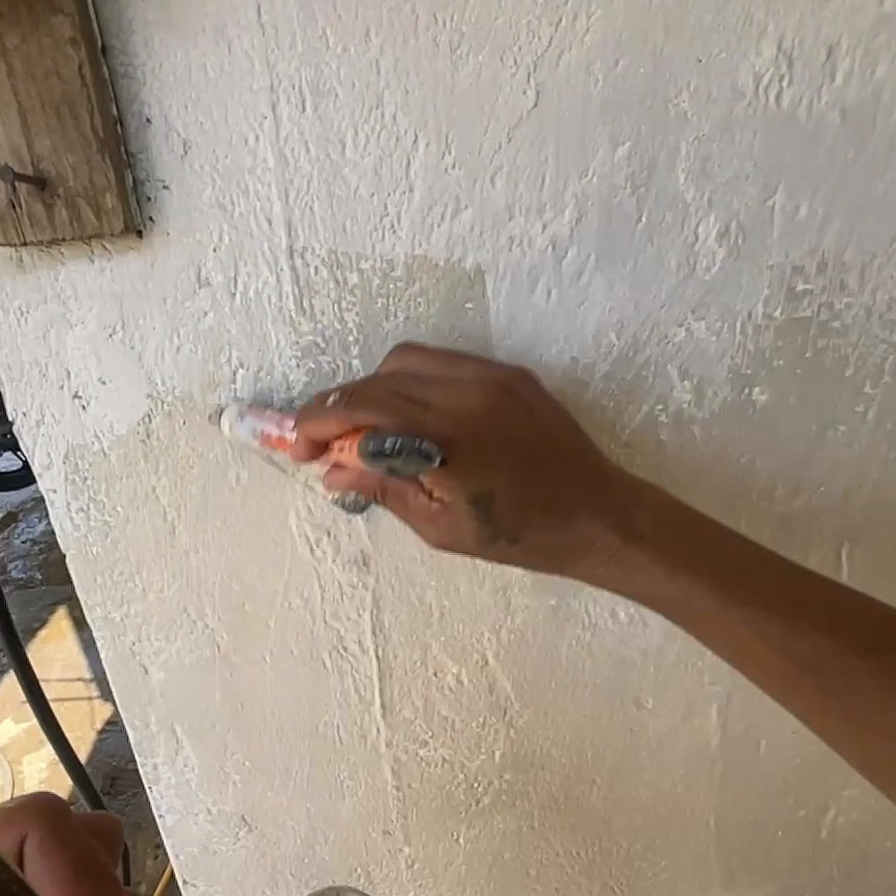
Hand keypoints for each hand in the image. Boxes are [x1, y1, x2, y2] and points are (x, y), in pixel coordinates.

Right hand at [291, 343, 643, 579]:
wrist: (598, 512)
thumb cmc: (521, 535)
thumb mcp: (442, 528)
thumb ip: (384, 489)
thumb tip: (333, 471)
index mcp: (451, 439)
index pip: (365, 408)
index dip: (319, 422)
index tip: (297, 446)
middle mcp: (468, 393)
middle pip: (379, 378)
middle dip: (338, 406)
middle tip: (321, 443)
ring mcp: (491, 376)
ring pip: (406, 360)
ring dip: (372, 388)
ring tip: (362, 427)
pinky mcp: (507, 372)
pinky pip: (441, 361)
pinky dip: (409, 381)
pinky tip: (405, 413)